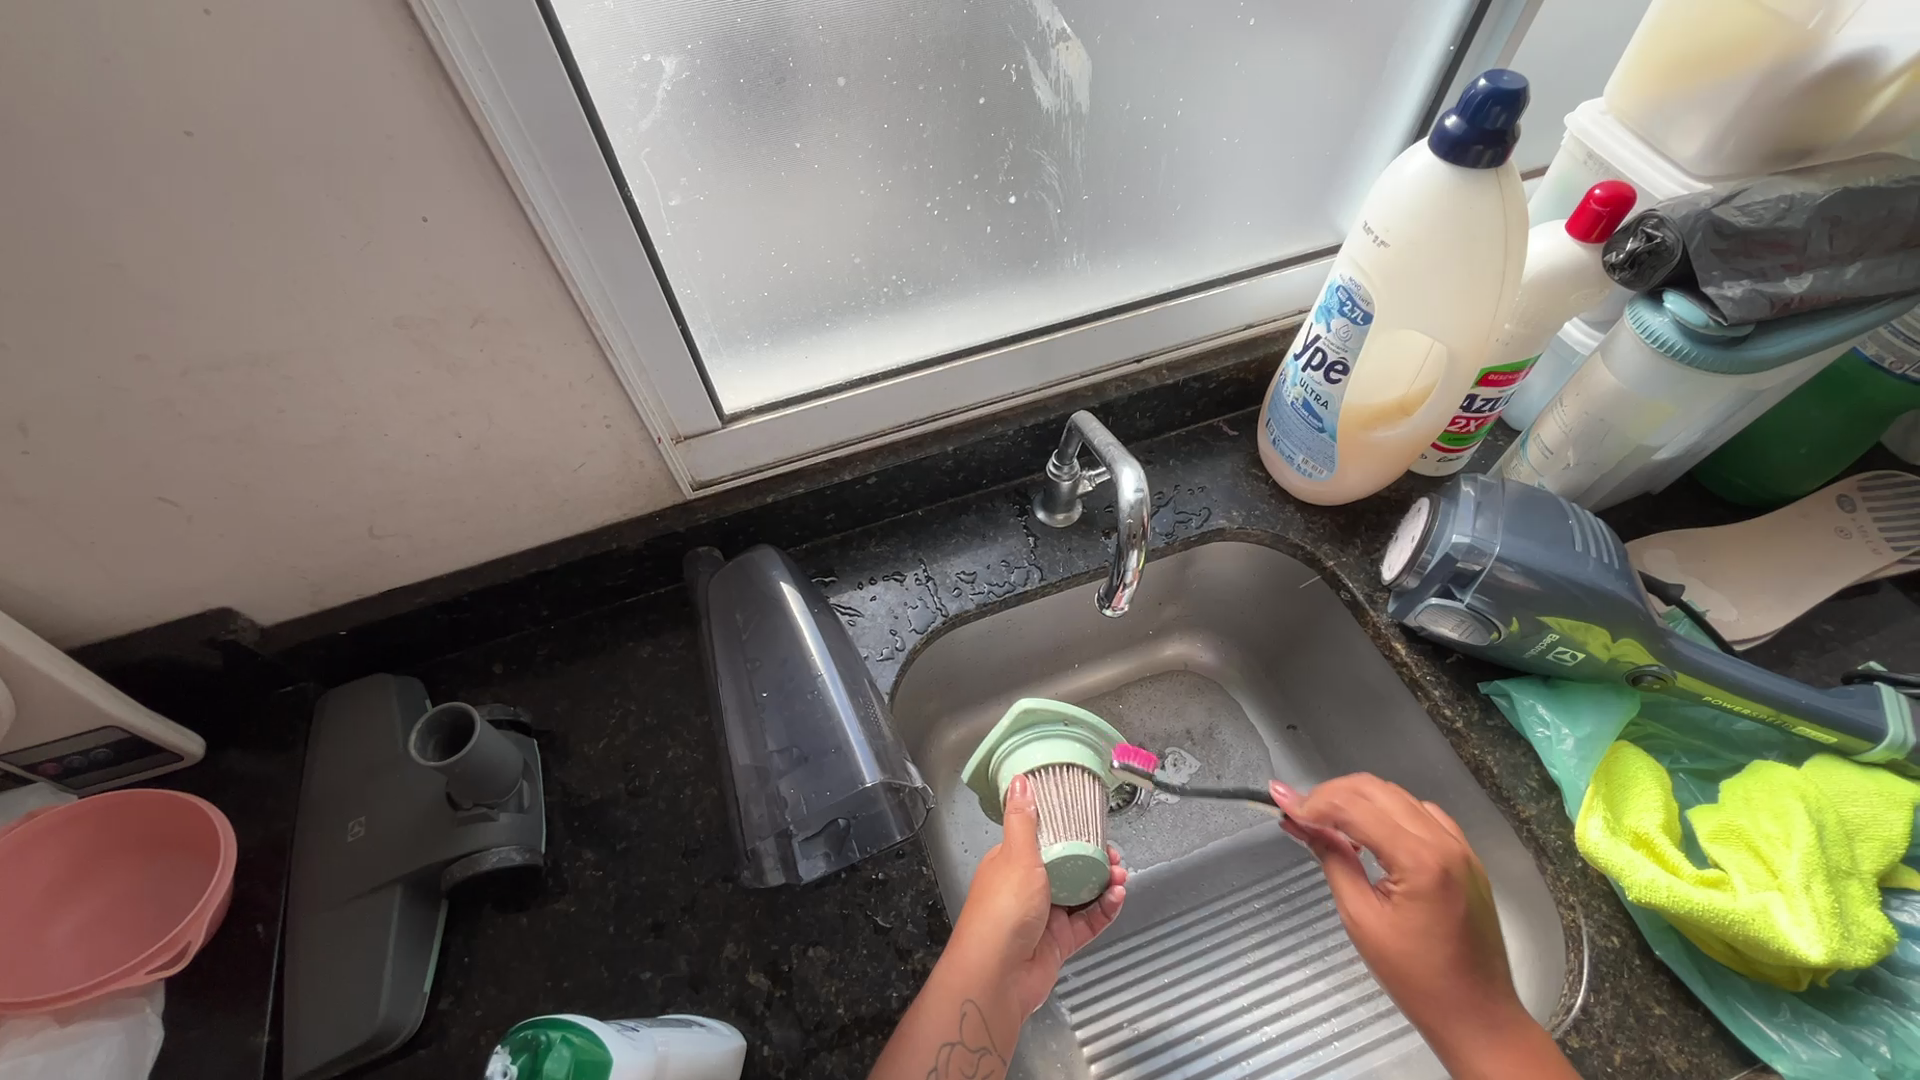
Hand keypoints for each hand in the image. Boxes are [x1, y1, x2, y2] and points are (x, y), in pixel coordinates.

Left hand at [951, 773, 1126, 1015]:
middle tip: (1114, 854)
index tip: (1091, 825)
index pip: (1043, 839)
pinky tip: (1117, 897)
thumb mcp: (1016, 855)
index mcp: (1011, 862)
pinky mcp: (1059, 943)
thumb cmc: (1002, 910)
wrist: (997, 976)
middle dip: (1093, 859)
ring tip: (1120, 874)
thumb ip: (1023, 819)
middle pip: (1066, 867)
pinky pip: (1087, 922)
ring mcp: (1044, 916)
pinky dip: (1104, 910)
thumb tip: (1019, 780)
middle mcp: (1027, 887)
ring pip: (1081, 894)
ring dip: (1102, 883)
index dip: (1068, 832)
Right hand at [1270, 775, 1530, 1055]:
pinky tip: (1372, 833)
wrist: (1478, 1016)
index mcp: (1419, 860)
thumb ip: (1332, 859)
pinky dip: (1390, 811)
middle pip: (1374, 790)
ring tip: (1329, 824)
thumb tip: (1299, 822)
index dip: (1311, 802)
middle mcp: (1444, 842)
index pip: (1353, 807)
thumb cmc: (1415, 977)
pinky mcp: (1466, 857)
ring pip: (1396, 795)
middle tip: (1300, 814)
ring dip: (1358, 800)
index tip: (1280, 803)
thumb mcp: (1360, 918)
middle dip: (1330, 795)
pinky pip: (1422, 813)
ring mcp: (1460, 847)